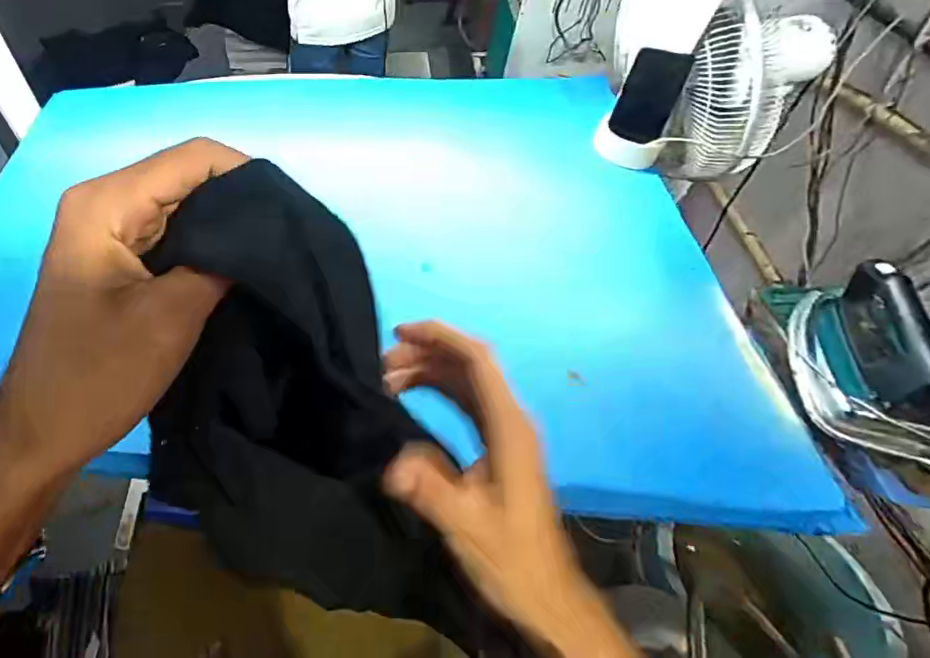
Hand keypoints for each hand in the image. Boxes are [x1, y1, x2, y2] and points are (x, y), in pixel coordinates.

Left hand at [0, 137, 250, 479]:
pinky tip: (233, 258)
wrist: (38, 434)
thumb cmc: (96, 377)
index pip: (192, 158)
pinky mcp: (112, 248)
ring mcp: (104, 223)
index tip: (286, 209)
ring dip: (222, 219)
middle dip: (236, 196)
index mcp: (105, 203)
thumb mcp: (170, 317)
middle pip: (185, 173)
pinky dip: (203, 237)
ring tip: (267, 245)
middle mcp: (101, 199)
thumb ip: (221, 261)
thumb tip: (266, 229)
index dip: (244, 173)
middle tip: (282, 231)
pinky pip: (169, 225)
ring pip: (180, 198)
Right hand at [382, 322, 636, 657]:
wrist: (547, 595)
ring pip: (465, 379)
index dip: (440, 336)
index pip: (477, 360)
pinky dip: (436, 387)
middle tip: (382, 362)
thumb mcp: (467, 526)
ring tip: (388, 376)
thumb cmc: (512, 559)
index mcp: (509, 425)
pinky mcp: (498, 442)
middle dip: (425, 352)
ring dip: (428, 369)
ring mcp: (506, 429)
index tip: (400, 333)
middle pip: (468, 363)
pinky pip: (465, 398)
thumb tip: (392, 464)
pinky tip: (410, 393)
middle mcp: (511, 418)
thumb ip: (430, 490)